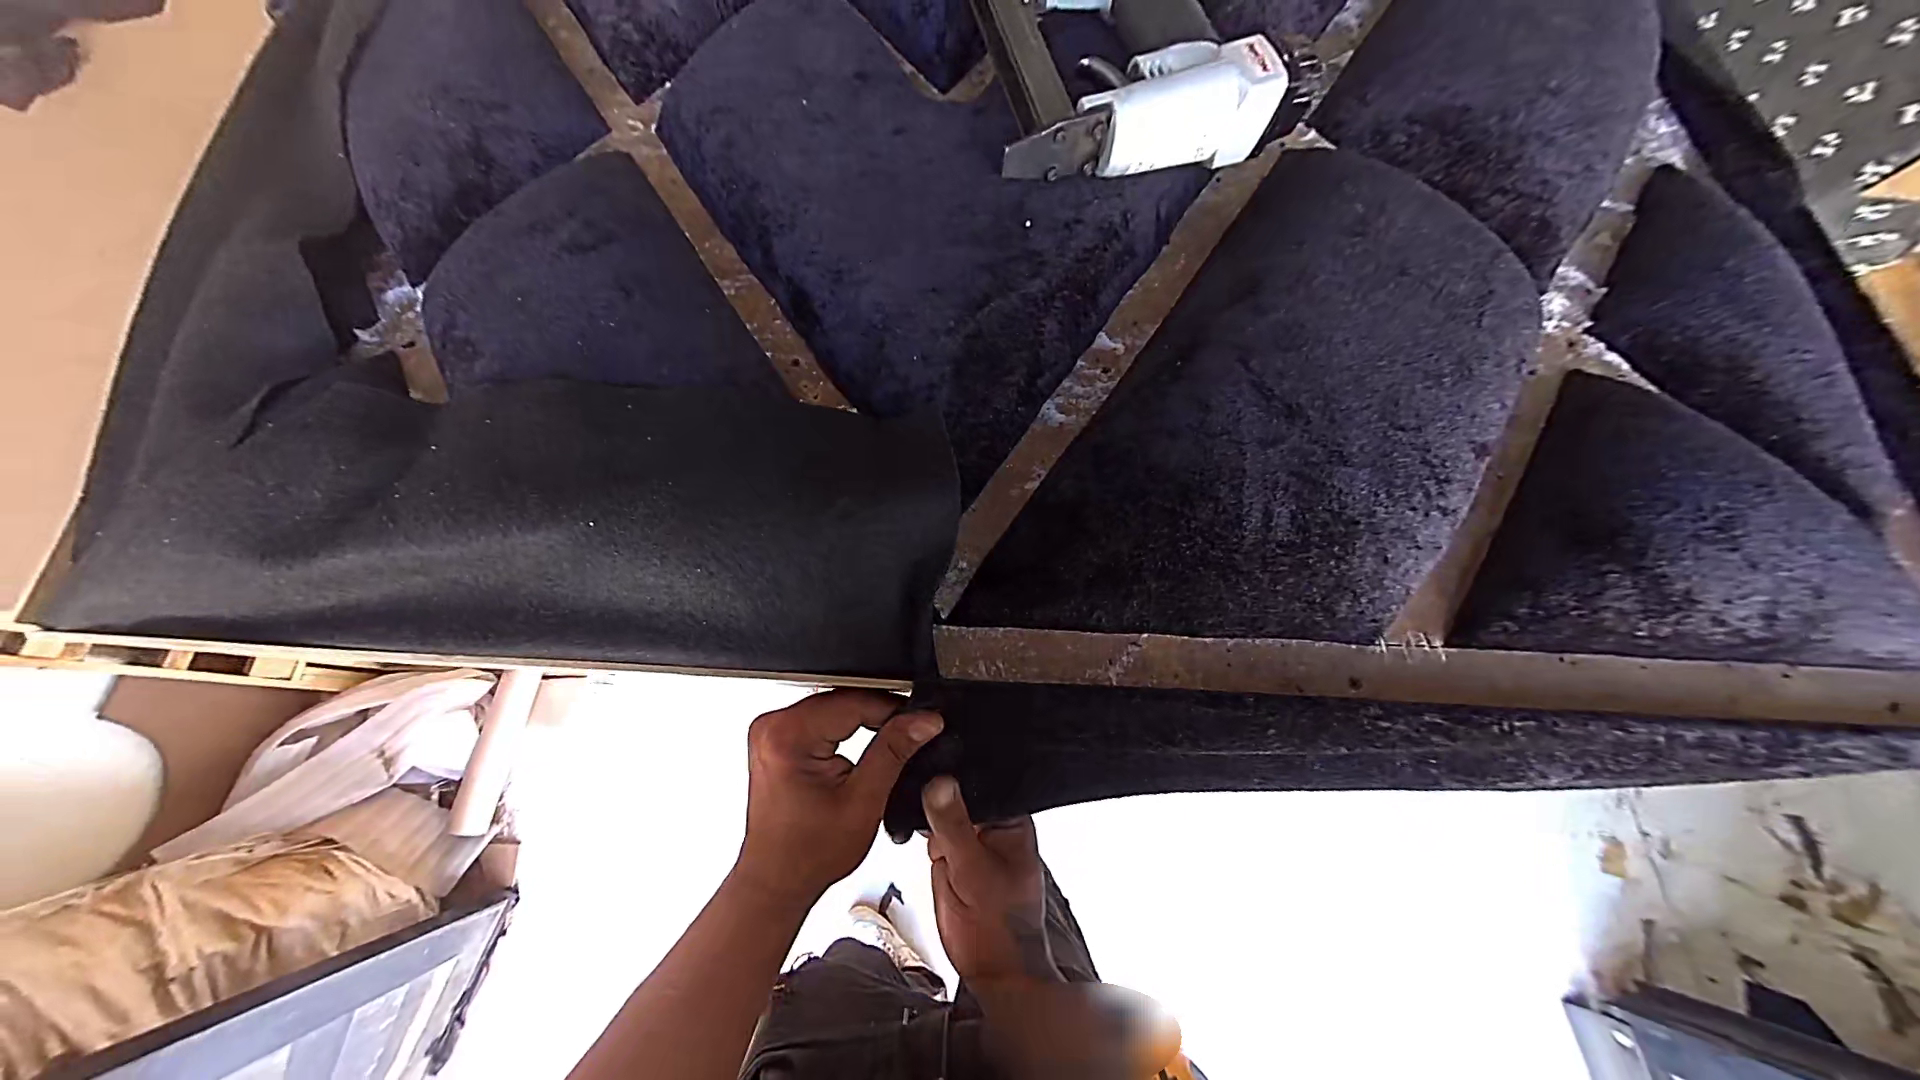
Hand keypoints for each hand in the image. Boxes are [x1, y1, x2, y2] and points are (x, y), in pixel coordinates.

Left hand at [733, 690, 942, 906]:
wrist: (777, 880)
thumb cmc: (807, 854)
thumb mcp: (864, 800)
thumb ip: (894, 751)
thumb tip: (922, 720)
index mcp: (788, 736)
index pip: (854, 701)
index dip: (894, 708)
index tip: (922, 718)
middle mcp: (772, 727)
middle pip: (842, 699)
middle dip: (880, 713)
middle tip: (913, 729)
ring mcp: (770, 731)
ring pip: (833, 705)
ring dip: (864, 718)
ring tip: (891, 739)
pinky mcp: (775, 738)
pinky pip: (819, 717)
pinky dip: (845, 726)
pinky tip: (863, 740)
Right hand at [922, 776, 1058, 981]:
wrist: (992, 969)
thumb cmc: (1004, 924)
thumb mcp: (975, 870)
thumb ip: (955, 825)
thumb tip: (940, 782)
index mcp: (1010, 815)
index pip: (979, 776)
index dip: (953, 766)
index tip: (928, 758)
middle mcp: (989, 819)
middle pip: (956, 786)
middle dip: (935, 788)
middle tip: (920, 792)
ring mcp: (967, 833)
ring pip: (938, 804)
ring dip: (924, 808)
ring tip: (924, 826)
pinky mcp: (947, 850)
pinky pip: (927, 826)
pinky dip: (917, 827)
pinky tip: (915, 832)